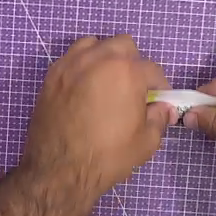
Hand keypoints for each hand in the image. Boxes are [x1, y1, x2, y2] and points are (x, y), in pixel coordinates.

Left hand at [21, 35, 173, 212]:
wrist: (58, 170)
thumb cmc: (107, 157)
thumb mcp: (146, 142)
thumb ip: (159, 118)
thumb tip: (163, 108)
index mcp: (127, 72)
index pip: (153, 70)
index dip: (160, 86)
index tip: (159, 100)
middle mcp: (99, 59)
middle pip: (124, 46)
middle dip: (133, 63)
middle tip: (132, 88)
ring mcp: (72, 64)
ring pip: (96, 45)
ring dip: (106, 58)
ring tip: (107, 82)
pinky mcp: (53, 75)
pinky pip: (72, 57)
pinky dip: (83, 65)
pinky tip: (85, 85)